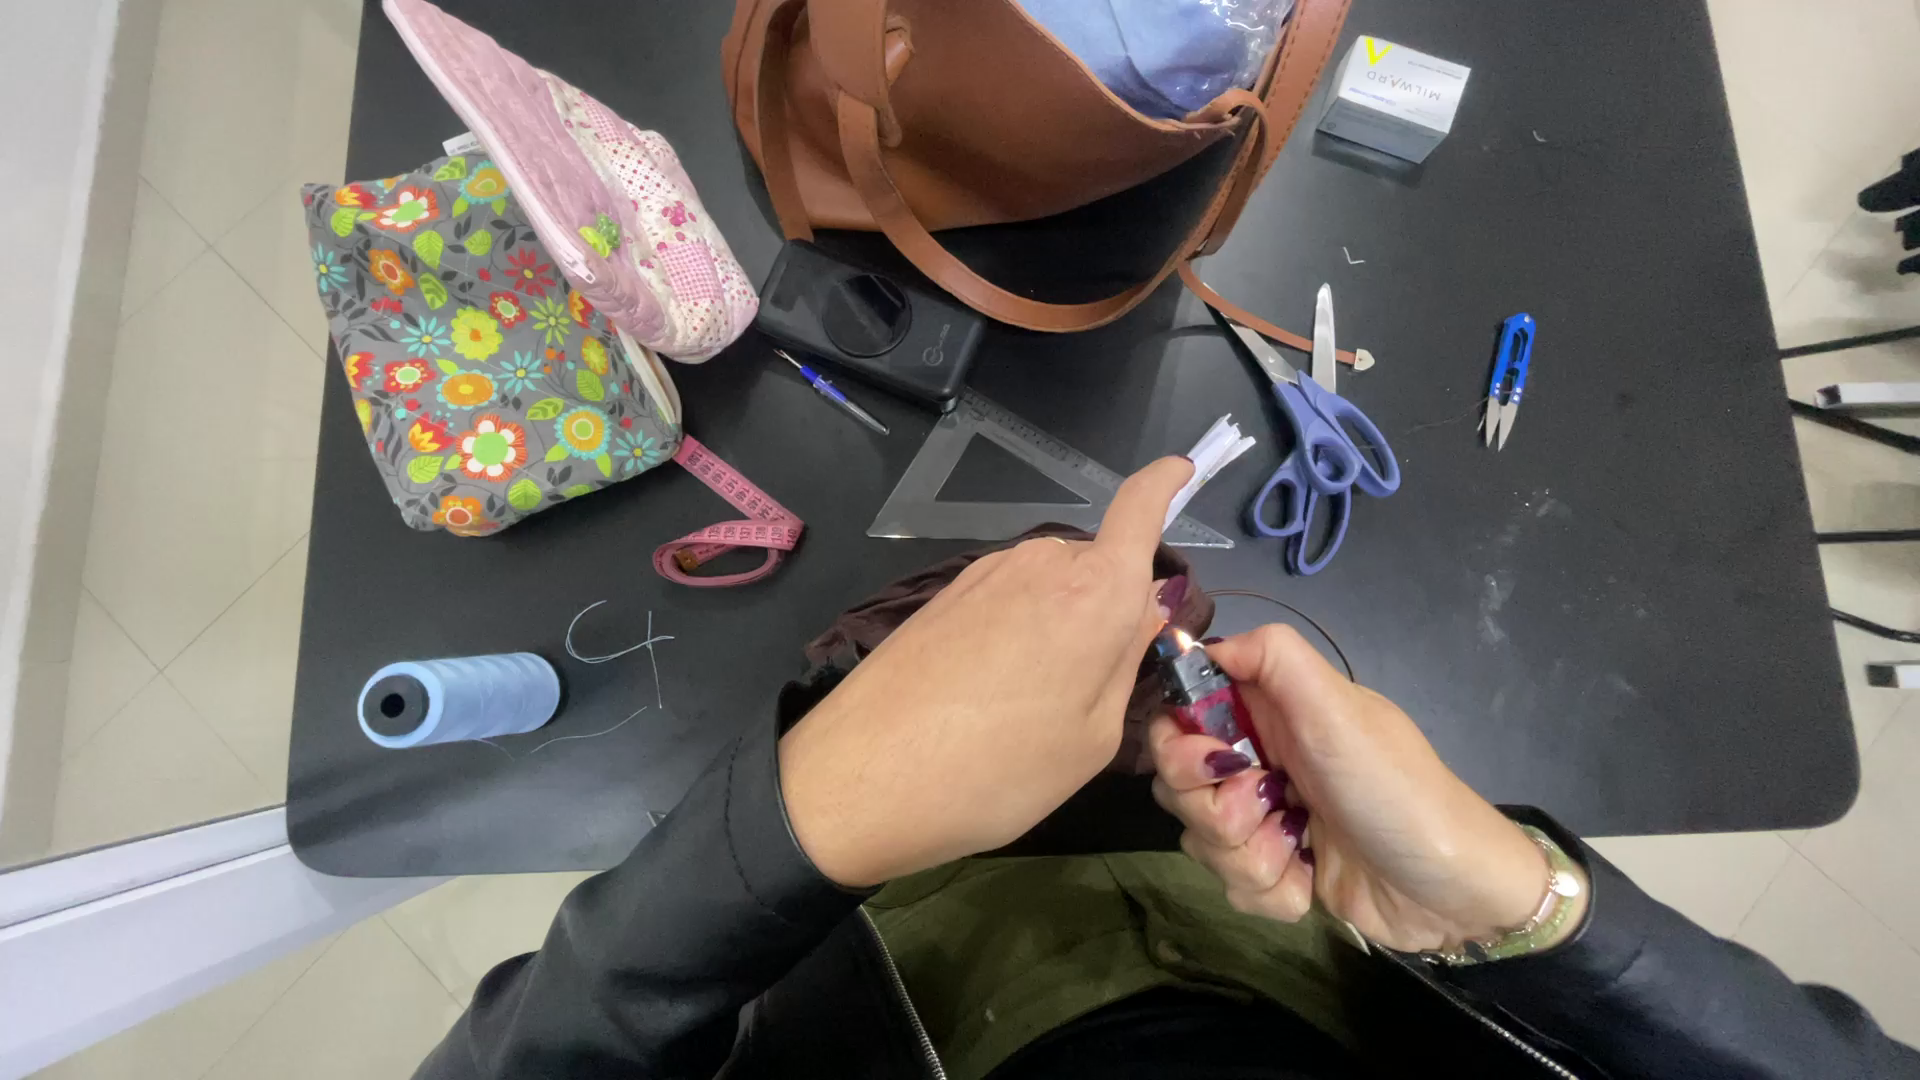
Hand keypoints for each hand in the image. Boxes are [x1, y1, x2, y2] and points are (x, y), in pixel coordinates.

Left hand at [780, 457, 1195, 886]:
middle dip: (1108, 607)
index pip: (1139, 509)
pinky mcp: (946, 592)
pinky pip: (1010, 595)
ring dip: (1059, 622)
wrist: (865, 776)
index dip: (1164, 484)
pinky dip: (1020, 627)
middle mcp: (1042, 562)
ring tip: (1030, 700)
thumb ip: (1127, 658)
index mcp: (1095, 590)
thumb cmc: (1000, 770)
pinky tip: (989, 688)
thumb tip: (1145, 607)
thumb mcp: (1093, 735)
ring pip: (1051, 583)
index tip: (1181, 471)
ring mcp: (986, 572)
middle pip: (1097, 565)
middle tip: (1090, 683)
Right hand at [1149, 624, 1581, 952]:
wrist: (1455, 894)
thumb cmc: (1393, 790)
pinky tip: (1306, 883)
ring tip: (1301, 850)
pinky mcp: (1269, 867)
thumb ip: (1273, 656)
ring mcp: (1257, 815)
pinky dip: (1269, 890)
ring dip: (1249, 855)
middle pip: (1174, 782)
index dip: (1177, 744)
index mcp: (1258, 711)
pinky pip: (1228, 881)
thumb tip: (1193, 641)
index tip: (1212, 764)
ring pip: (1198, 836)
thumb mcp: (1338, 709)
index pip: (1173, 716)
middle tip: (1272, 809)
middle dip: (1216, 810)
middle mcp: (1248, 757)